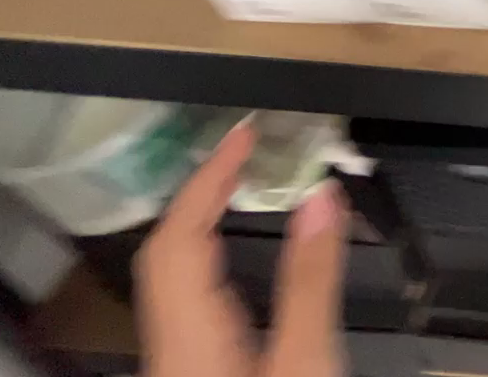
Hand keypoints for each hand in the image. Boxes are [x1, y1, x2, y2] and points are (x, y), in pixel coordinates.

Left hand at [135, 121, 347, 376]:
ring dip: (208, 226)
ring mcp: (181, 369)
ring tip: (248, 188)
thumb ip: (312, 281)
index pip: (178, 241)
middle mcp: (171, 352)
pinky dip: (221, 259)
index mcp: (189, 342)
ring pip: (177, 284)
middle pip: (166, 259)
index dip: (206, 181)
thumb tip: (320, 196)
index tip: (243, 133)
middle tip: (248, 153)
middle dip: (202, 197)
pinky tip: (252, 261)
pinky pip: (198, 304)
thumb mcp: (306, 364)